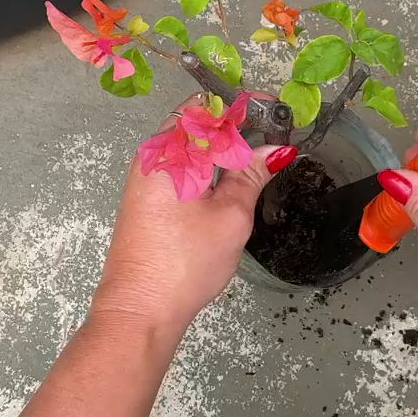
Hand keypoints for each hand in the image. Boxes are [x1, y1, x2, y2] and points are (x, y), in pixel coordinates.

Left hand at [93, 96, 293, 333]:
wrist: (140, 310)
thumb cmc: (184, 263)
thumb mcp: (231, 215)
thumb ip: (252, 174)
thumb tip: (276, 150)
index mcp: (168, 151)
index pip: (209, 107)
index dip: (246, 105)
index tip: (277, 111)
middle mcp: (152, 155)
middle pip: (198, 121)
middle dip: (237, 125)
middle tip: (275, 137)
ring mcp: (146, 176)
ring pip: (190, 144)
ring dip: (223, 145)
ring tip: (259, 157)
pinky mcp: (147, 196)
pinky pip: (182, 164)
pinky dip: (208, 163)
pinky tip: (231, 179)